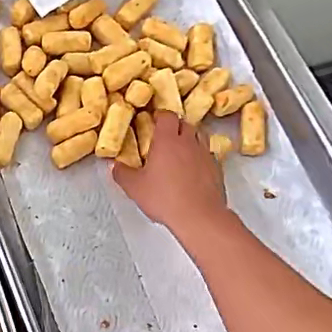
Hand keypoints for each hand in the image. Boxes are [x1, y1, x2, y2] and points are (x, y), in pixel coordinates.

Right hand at [111, 111, 226, 237]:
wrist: (199, 215)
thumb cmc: (164, 198)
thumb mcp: (134, 187)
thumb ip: (122, 173)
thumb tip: (115, 166)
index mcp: (167, 140)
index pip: (167, 116)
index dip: (160, 116)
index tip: (152, 120)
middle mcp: (188, 142)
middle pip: (184, 123)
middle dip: (174, 126)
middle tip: (164, 137)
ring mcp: (205, 154)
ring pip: (199, 137)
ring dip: (189, 139)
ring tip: (179, 151)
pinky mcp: (216, 169)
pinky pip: (207, 155)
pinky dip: (199, 157)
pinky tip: (192, 170)